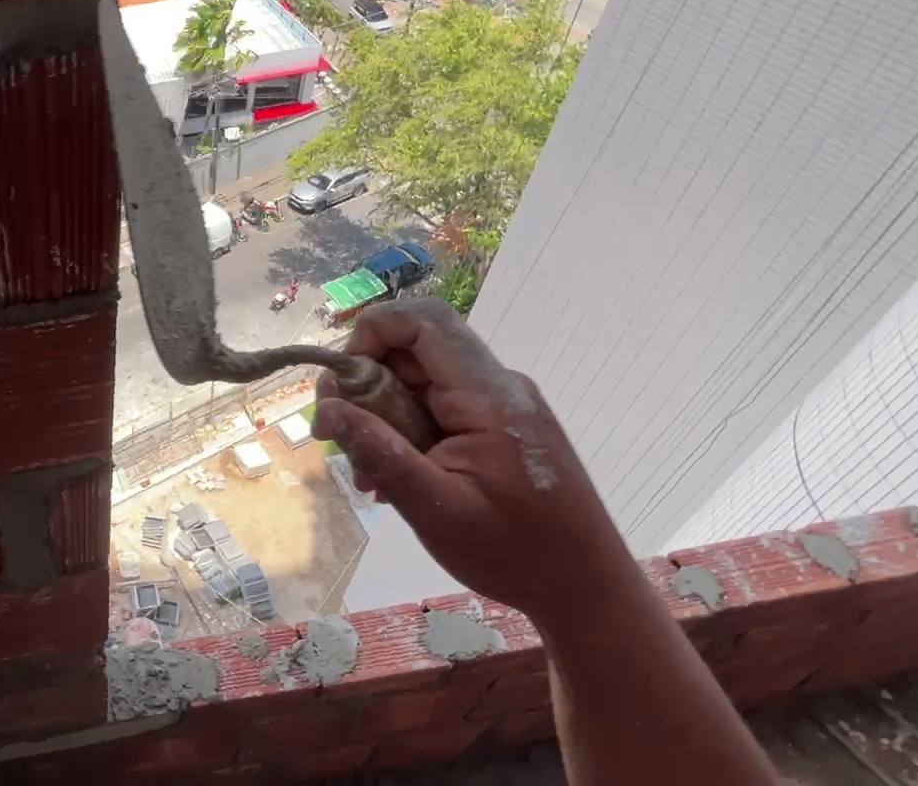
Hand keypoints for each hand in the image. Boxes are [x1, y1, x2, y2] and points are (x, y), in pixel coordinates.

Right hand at [313, 299, 640, 626]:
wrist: (591, 596)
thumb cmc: (516, 555)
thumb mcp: (434, 509)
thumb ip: (378, 451)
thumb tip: (326, 408)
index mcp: (488, 397)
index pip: (422, 321)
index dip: (370, 334)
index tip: (342, 385)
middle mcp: (497, 386)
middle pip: (413, 350)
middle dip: (365, 386)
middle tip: (339, 437)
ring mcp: (500, 405)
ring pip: (419, 381)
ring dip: (381, 415)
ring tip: (367, 472)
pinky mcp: (499, 426)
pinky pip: (436, 406)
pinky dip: (405, 431)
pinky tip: (396, 477)